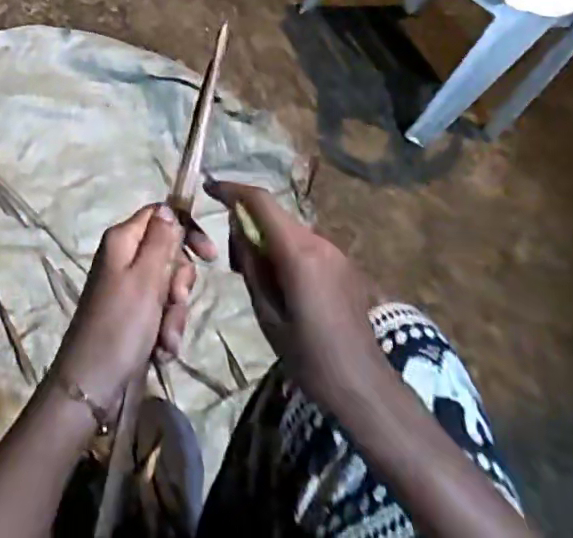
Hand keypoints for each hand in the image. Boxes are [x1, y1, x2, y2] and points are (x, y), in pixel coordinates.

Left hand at [48, 203, 213, 406]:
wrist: (93, 385)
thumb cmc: (119, 326)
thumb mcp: (145, 279)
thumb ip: (160, 240)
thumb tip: (168, 206)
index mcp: (122, 241)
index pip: (160, 215)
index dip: (186, 229)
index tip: (209, 254)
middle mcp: (125, 260)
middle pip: (170, 253)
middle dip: (180, 282)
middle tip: (175, 300)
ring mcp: (129, 290)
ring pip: (170, 288)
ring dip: (175, 315)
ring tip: (164, 339)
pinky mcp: (134, 317)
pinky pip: (162, 315)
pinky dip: (166, 332)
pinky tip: (159, 352)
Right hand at [206, 181, 386, 413]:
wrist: (362, 386)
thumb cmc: (307, 356)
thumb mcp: (266, 312)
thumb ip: (251, 264)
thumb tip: (238, 228)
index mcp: (299, 252)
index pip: (261, 202)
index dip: (233, 190)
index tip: (210, 188)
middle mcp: (320, 243)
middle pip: (275, 215)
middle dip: (248, 222)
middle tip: (231, 256)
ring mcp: (336, 253)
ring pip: (290, 230)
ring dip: (267, 238)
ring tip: (253, 274)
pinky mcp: (344, 266)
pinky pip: (306, 246)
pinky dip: (285, 250)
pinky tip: (280, 282)